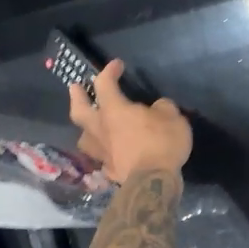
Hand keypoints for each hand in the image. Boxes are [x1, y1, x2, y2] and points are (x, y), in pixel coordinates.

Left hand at [68, 60, 190, 179]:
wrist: (152, 182)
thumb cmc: (161, 143)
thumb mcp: (173, 117)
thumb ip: (163, 108)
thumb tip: (158, 108)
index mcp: (114, 110)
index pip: (104, 84)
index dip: (109, 71)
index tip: (117, 65)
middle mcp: (100, 129)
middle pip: (79, 110)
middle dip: (76, 97)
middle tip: (75, 88)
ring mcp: (102, 152)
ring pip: (84, 138)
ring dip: (86, 130)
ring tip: (91, 127)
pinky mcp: (109, 171)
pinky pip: (102, 159)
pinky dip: (104, 155)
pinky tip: (109, 156)